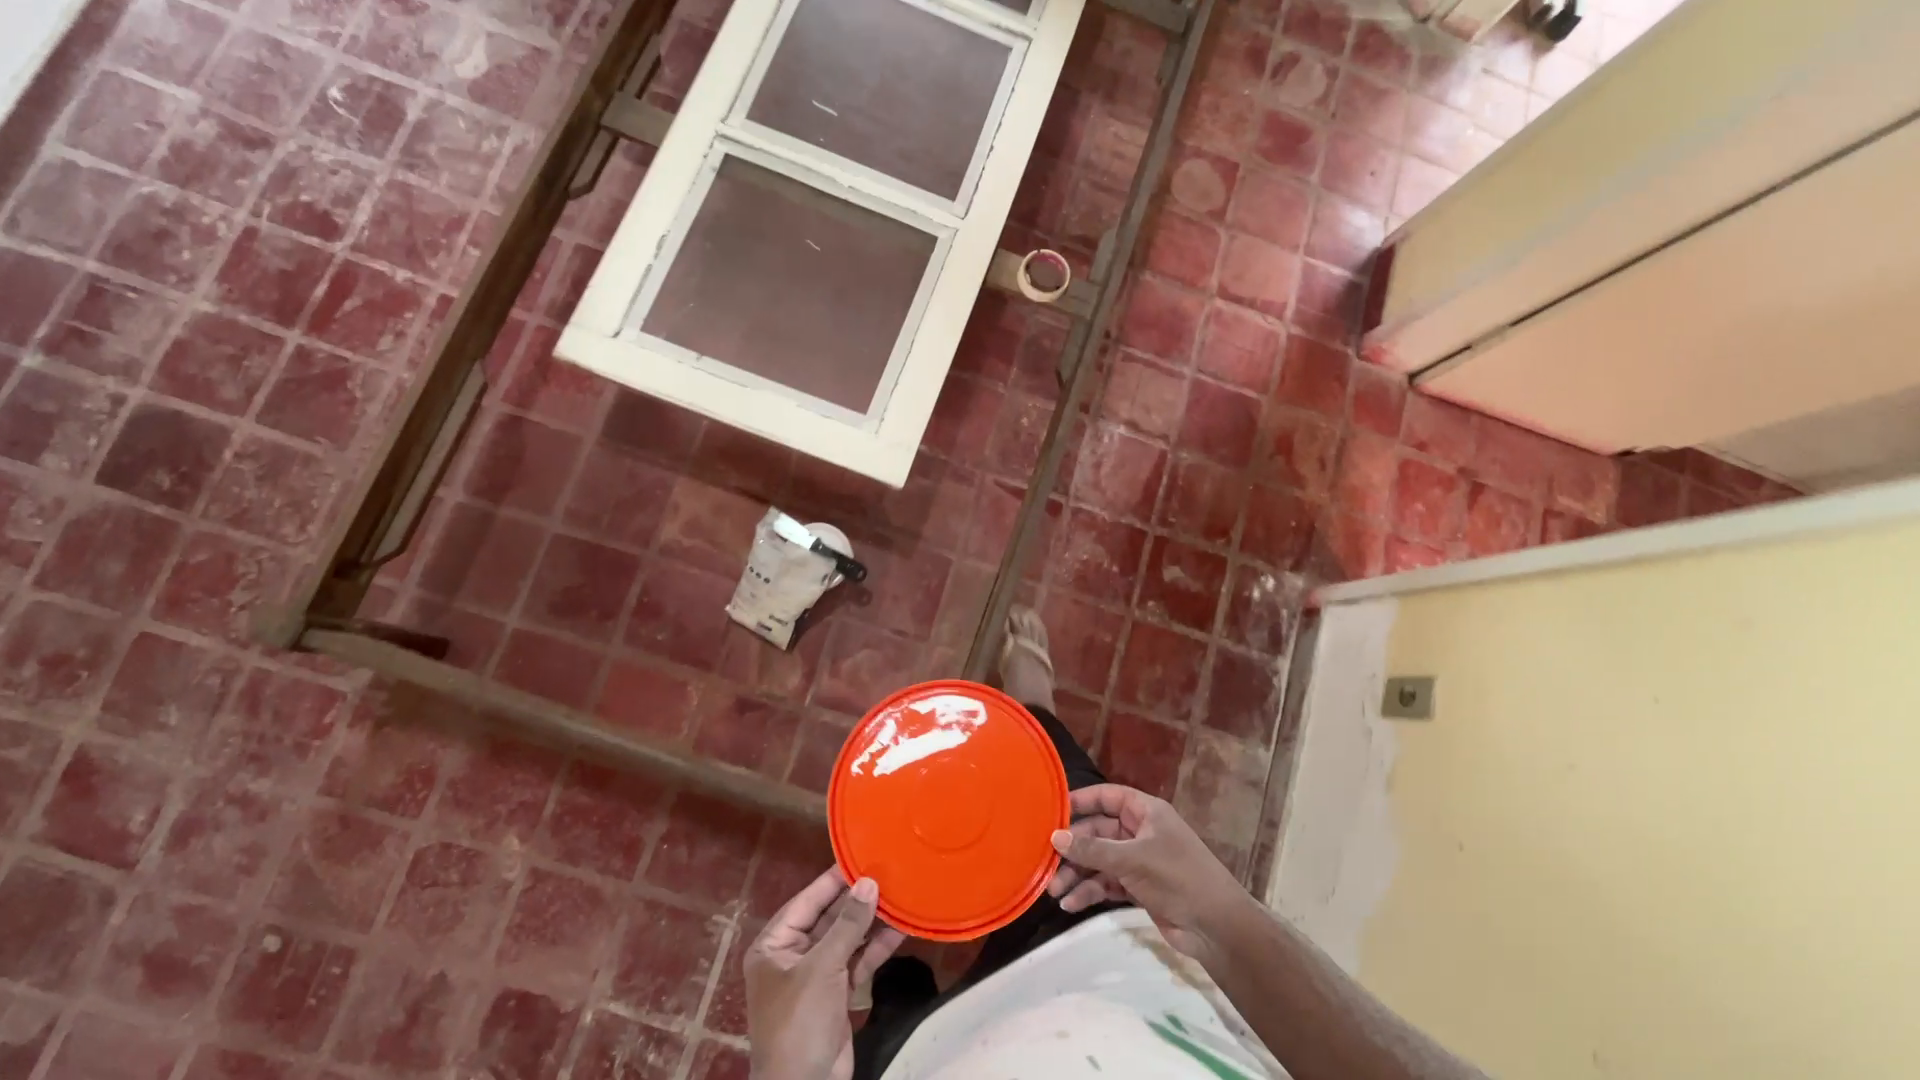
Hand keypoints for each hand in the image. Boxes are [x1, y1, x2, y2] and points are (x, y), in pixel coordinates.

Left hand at [745, 869, 905, 1079]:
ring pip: (846, 940)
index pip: (806, 902)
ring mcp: (815, 977)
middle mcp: (792, 957)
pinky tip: (900, 929)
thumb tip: (868, 883)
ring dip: (871, 923)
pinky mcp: (836, 996)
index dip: (833, 880)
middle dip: (856, 900)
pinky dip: (876, 948)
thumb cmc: (799, 1021)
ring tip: (900, 895)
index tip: (860, 856)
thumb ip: (847, 925)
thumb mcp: (822, 968)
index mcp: (774, 946)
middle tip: (888, 872)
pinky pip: (857, 963)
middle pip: (828, 919)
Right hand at [1047, 783, 1253, 967]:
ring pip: (1098, 861)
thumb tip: (1055, 837)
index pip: (1107, 796)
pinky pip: (1106, 883)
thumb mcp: (1132, 859)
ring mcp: (1139, 862)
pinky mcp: (1138, 888)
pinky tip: (1071, 905)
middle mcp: (1140, 832)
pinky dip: (1089, 892)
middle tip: (1044, 862)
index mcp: (1146, 812)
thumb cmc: (1178, 878)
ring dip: (1077, 874)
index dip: (1080, 801)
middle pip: (1097, 832)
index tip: (1050, 811)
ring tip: (1053, 890)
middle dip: (1072, 848)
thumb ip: (1092, 849)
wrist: (1216, 927)